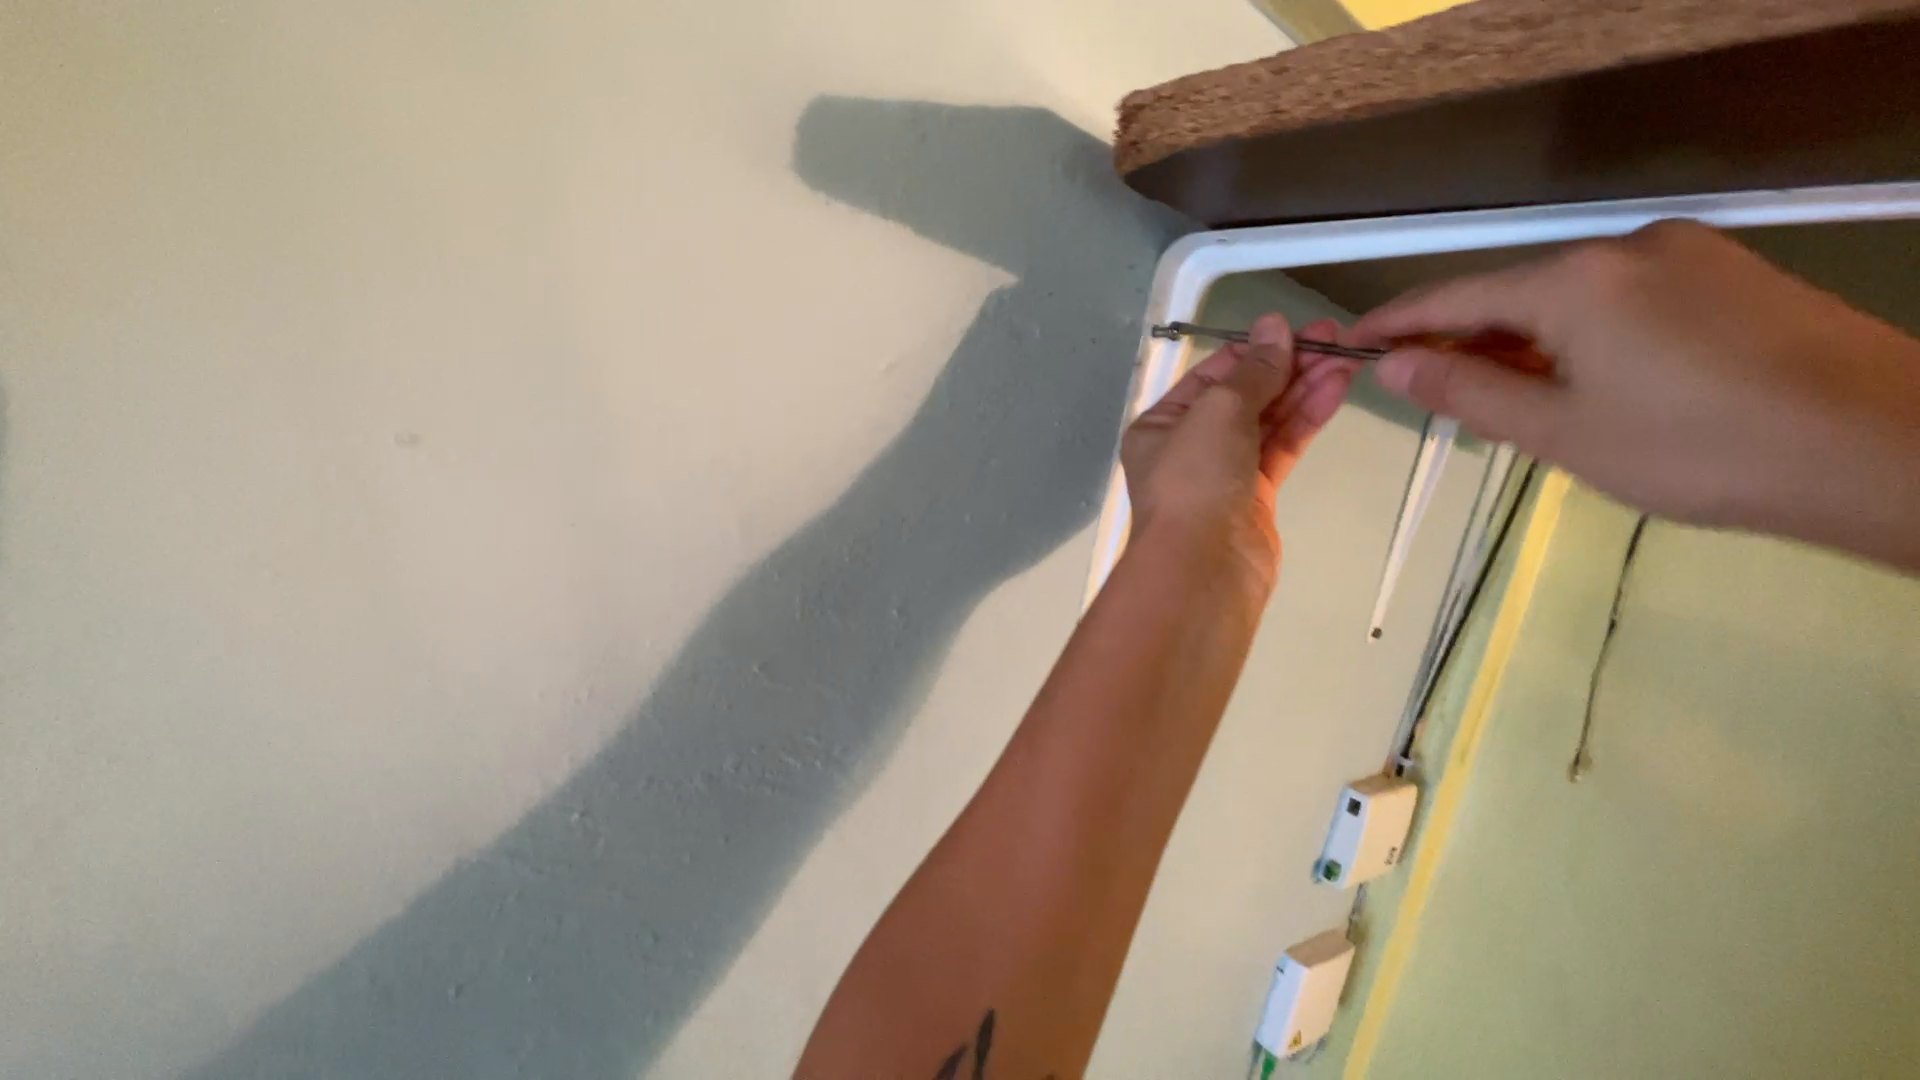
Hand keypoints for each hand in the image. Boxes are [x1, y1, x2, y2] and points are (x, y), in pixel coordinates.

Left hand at [1121, 313, 1357, 585]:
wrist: (1205, 565)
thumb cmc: (1196, 478)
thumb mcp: (1219, 408)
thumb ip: (1253, 369)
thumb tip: (1275, 326)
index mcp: (1161, 424)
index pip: (1211, 375)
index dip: (1255, 350)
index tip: (1299, 329)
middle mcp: (1188, 446)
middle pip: (1243, 395)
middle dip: (1287, 366)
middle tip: (1335, 338)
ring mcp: (1222, 473)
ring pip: (1267, 420)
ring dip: (1304, 388)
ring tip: (1347, 358)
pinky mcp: (1255, 496)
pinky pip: (1281, 447)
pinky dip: (1306, 419)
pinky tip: (1336, 389)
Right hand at [1351, 221, 1919, 566]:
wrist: (1882, 450)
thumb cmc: (1697, 449)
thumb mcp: (1558, 431)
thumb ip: (1465, 392)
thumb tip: (1391, 366)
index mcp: (1574, 281)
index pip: (1453, 298)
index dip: (1393, 324)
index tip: (1345, 344)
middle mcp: (1623, 249)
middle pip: (1510, 296)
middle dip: (1462, 343)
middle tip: (1429, 396)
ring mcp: (1683, 255)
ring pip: (1565, 301)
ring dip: (1520, 346)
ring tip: (1505, 403)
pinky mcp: (1725, 275)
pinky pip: (1617, 301)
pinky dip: (1575, 340)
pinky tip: (1577, 383)